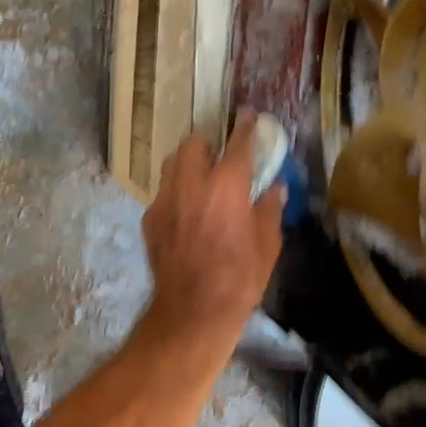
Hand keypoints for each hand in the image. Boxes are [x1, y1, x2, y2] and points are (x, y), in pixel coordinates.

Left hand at [141, 112, 287, 340]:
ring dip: (187, 165)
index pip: (237, 144)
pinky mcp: (150, 218)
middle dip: (208, 145)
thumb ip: (269, 210)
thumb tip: (275, 189)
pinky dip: (176, 194)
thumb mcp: (267, 244)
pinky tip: (186, 214)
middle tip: (220, 159)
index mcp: (226, 185)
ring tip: (200, 182)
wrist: (193, 311)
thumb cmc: (239, 278)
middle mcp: (192, 183)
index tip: (247, 115)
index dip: (244, 126)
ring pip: (172, 164)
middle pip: (194, 144)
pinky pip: (163, 193)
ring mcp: (165, 199)